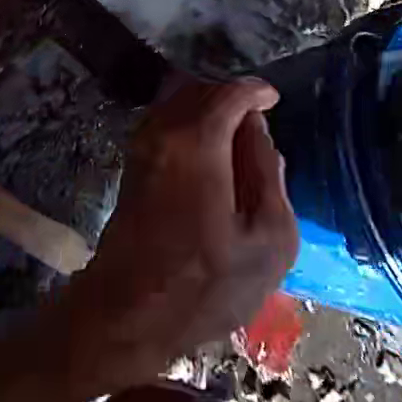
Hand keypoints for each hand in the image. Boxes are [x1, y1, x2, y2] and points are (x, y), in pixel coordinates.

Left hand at [57, 78, 298, 386]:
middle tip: (258, 120)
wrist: (128, 311)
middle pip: (199, 89)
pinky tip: (209, 151)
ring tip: (237, 136)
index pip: (227, 92)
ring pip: (177, 101)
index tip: (273, 101)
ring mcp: (140, 146)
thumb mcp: (268, 240)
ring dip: (208, 107)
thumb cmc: (206, 284)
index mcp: (196, 143)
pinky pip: (163, 121)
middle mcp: (162, 132)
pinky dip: (188, 121)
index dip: (254, 91)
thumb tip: (259, 133)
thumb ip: (268, 174)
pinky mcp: (131, 164)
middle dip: (231, 95)